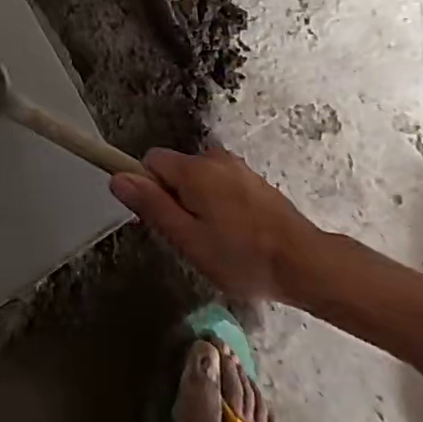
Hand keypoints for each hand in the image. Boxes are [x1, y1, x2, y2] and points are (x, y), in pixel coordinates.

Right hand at [110, 147, 324, 302]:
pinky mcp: (253, 181)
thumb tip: (118, 177)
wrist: (304, 263)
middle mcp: (214, 158)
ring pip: (198, 179)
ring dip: (197, 204)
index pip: (151, 160)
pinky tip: (235, 236)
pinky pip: (219, 184)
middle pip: (175, 170)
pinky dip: (218, 204)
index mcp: (194, 169)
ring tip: (215, 242)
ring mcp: (237, 168)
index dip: (148, 188)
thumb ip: (151, 205)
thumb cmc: (241, 257)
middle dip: (174, 199)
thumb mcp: (187, 238)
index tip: (161, 219)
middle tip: (190, 238)